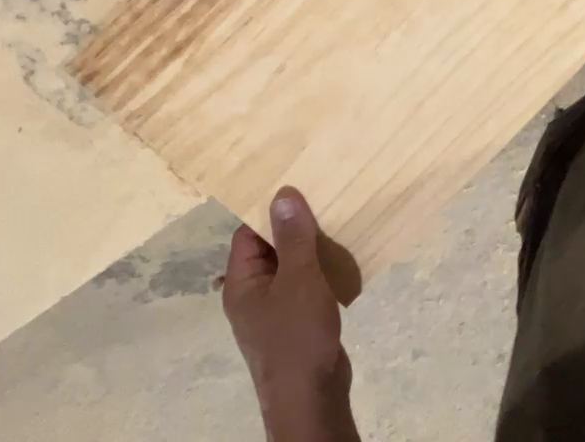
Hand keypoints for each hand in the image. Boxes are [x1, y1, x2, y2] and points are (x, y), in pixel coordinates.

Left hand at [223, 187, 359, 441]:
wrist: (311, 396)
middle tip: (327, 200)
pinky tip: (342, 261)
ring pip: (290, 267)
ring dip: (311, 249)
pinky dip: (320, 271)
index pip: (249, 233)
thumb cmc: (298, 335)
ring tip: (339, 224)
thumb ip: (293, 236)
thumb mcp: (299, 278)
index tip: (303, 187)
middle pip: (269, 248)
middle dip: (296, 227)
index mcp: (241, 283)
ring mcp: (273, 311)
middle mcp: (251, 295)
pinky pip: (304, 286)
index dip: (272, 211)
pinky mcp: (295, 323)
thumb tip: (283, 193)